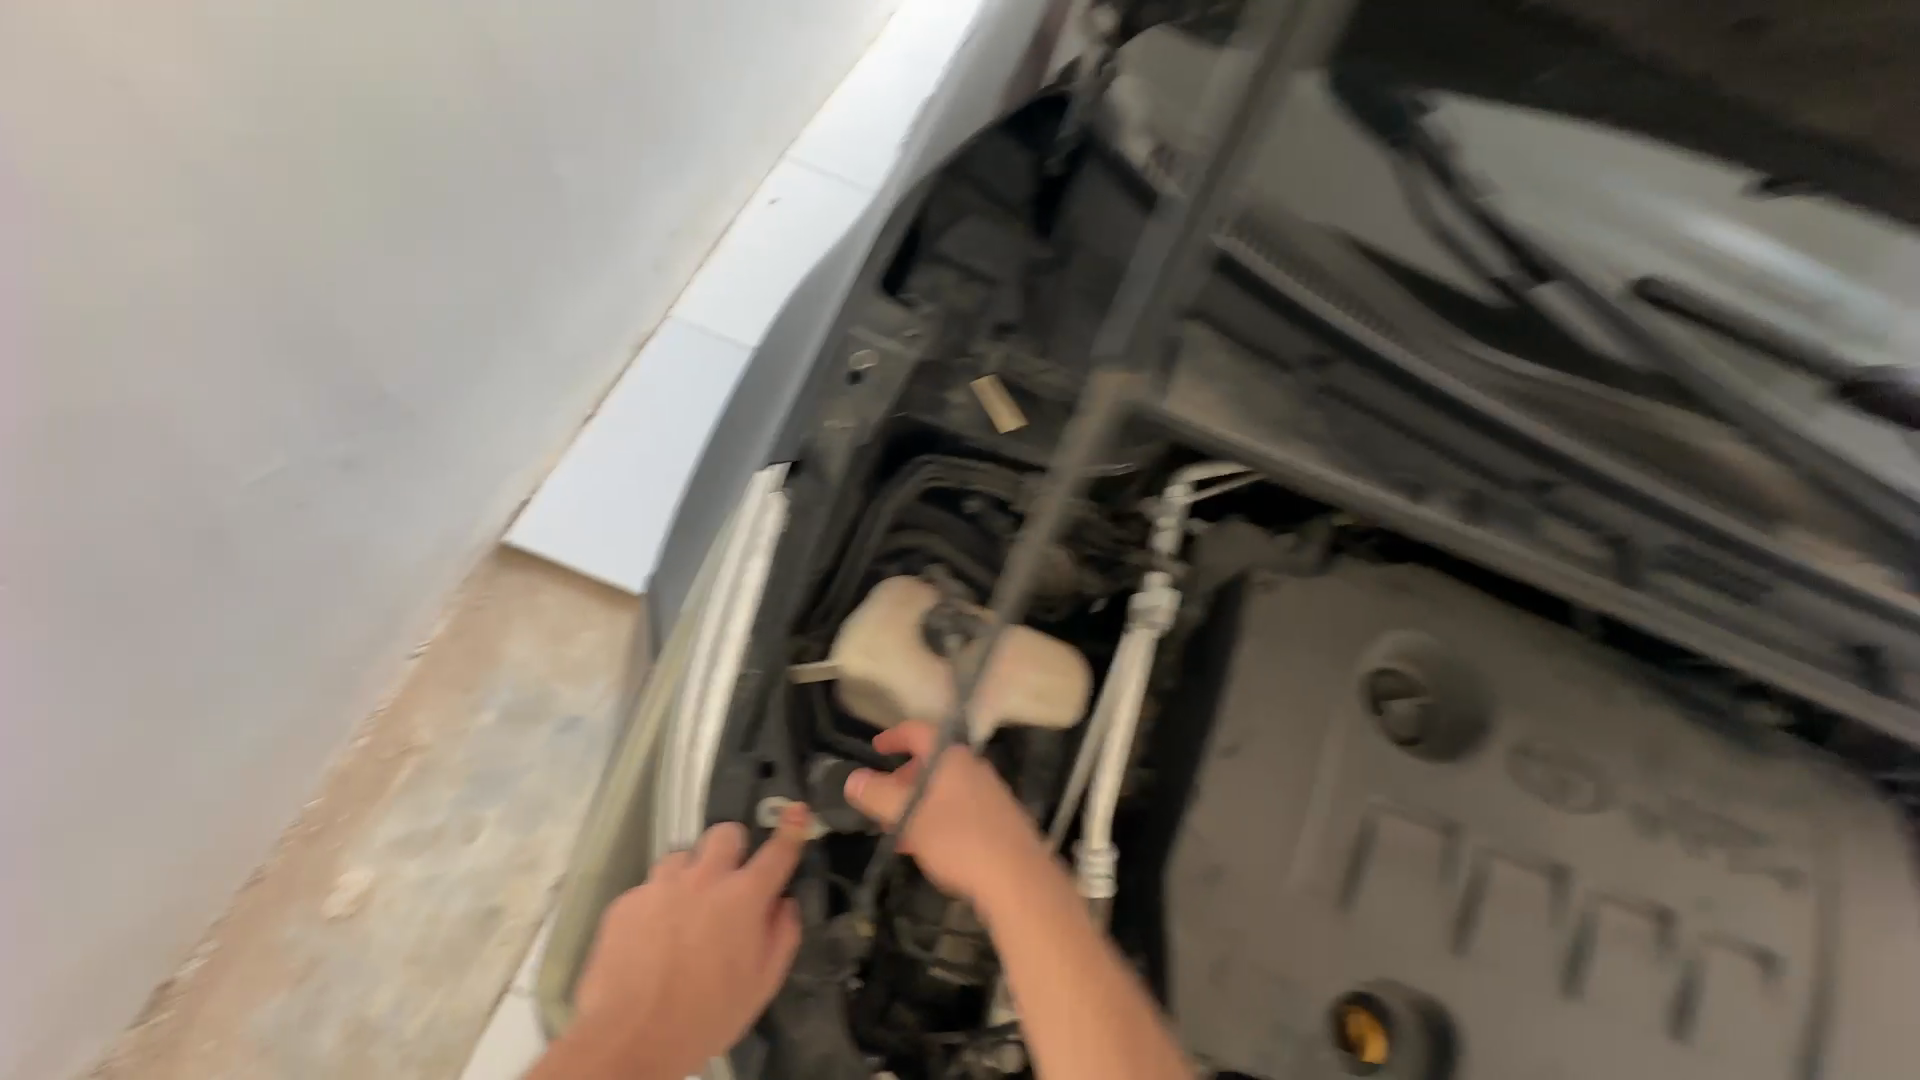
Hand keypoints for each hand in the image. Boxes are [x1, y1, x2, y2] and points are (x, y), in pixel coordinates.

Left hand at [568, 805, 808, 1077]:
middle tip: (728, 880)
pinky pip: (648, 889)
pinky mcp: (626, 901)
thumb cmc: (706, 1016)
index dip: (792, 828)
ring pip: (682, 857)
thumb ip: (782, 935)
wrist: (629, 1040)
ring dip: (690, 876)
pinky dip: (656, 905)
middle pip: (725, 833)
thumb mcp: (762, 984)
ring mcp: (660, 886)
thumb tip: (784, 903)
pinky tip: (651, 940)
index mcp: (744, 896)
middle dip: (732, 849)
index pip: (778, 850)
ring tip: (683, 914)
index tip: (797, 811)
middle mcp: (704, 878)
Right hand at [843, 721, 1050, 906]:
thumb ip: (878, 795)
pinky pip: (959, 808)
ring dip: (918, 803)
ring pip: (944, 788)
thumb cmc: (958, 839)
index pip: (919, 732)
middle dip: (904, 779)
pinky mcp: (998, 820)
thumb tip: (852, 778)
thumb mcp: (909, 817)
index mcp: (951, 758)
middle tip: (882, 798)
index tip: (876, 747)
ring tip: (898, 829)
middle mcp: (973, 768)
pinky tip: (925, 847)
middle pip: (932, 762)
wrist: (1017, 877)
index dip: (894, 736)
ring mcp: (989, 793)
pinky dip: (936, 817)